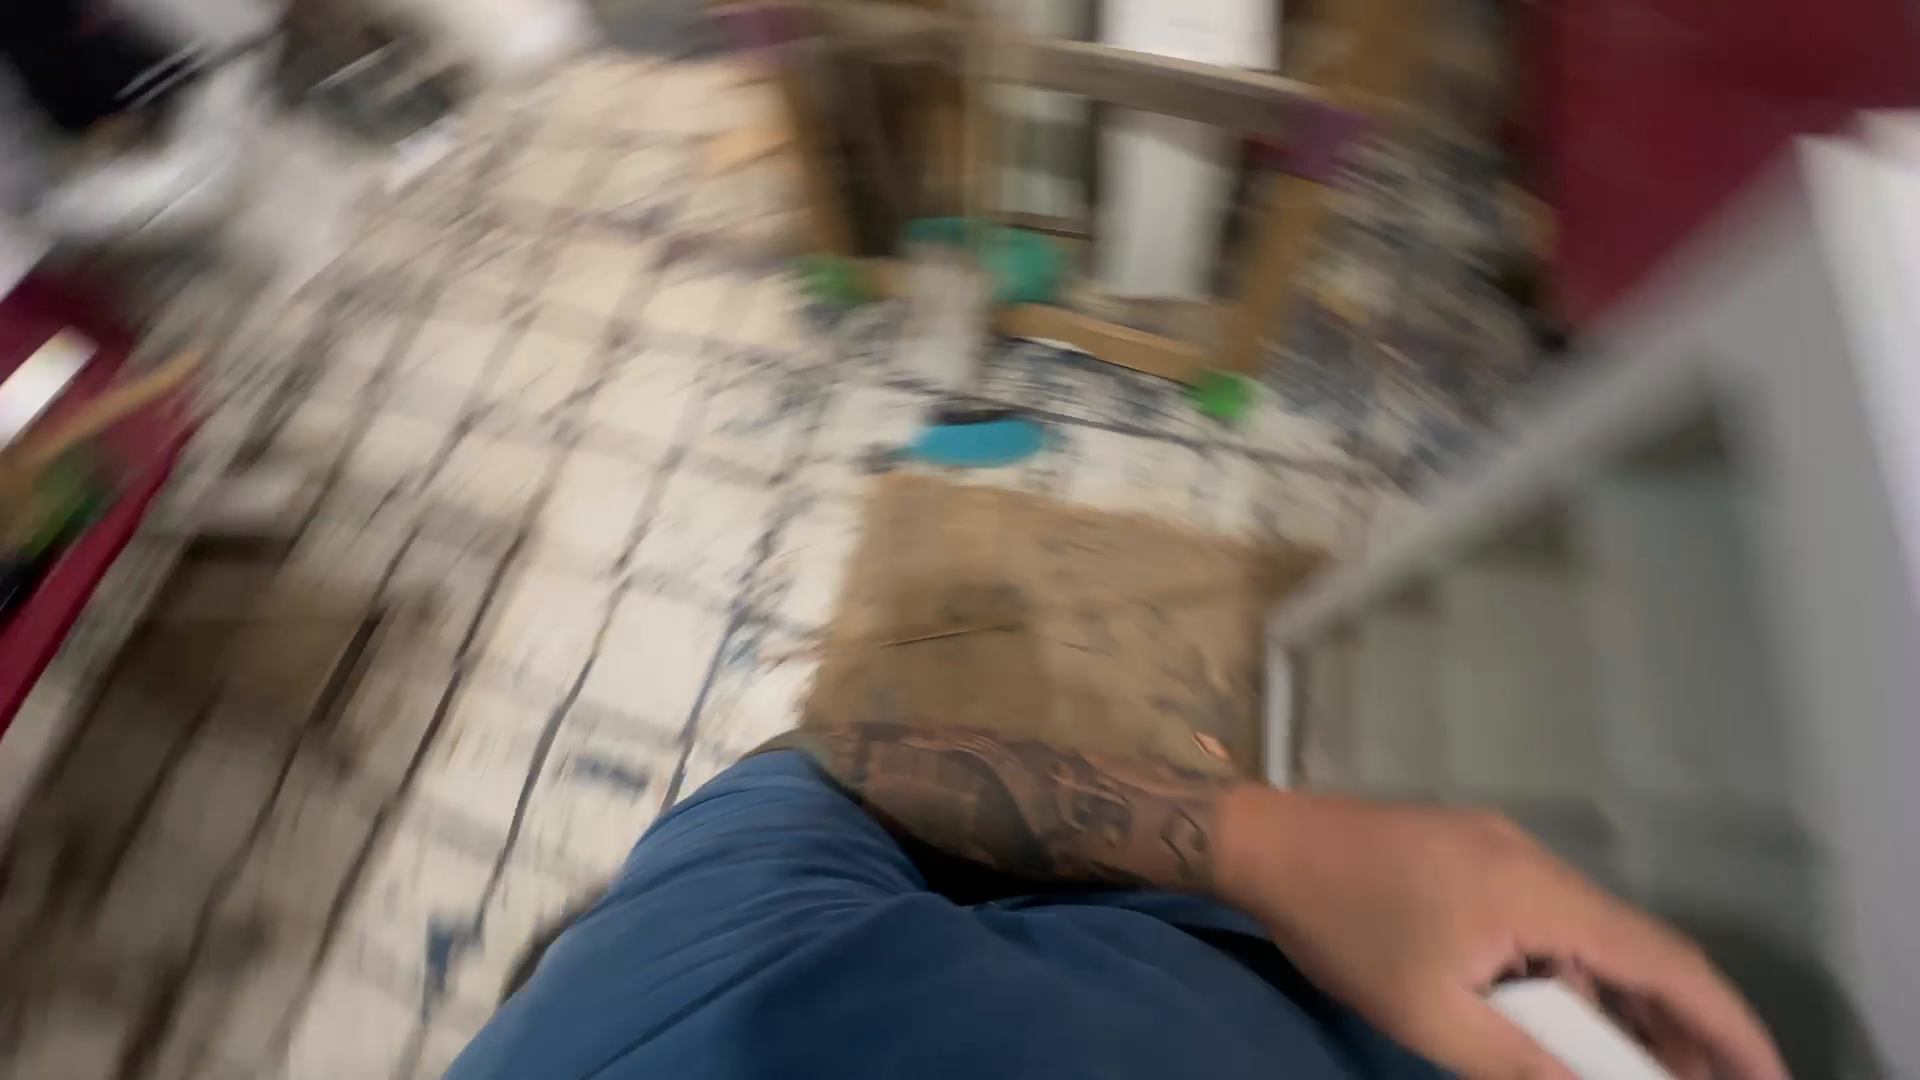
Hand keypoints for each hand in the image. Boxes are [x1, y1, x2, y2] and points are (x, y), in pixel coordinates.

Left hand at [1214, 788, 1788, 1079]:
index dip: (1734, 1035)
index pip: (1669, 962)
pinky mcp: (1455, 840)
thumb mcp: (1432, 1015)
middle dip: (1671, 1022)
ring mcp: (1486, 838)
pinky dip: (1556, 957)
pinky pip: (1533, 903)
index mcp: (1532, 887)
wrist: (1258, 841)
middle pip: (1630, 941)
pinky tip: (1541, 1001)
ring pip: (1580, 922)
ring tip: (1613, 1062)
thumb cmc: (1338, 925)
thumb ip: (1530, 1068)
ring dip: (1606, 991)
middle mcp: (1524, 851)